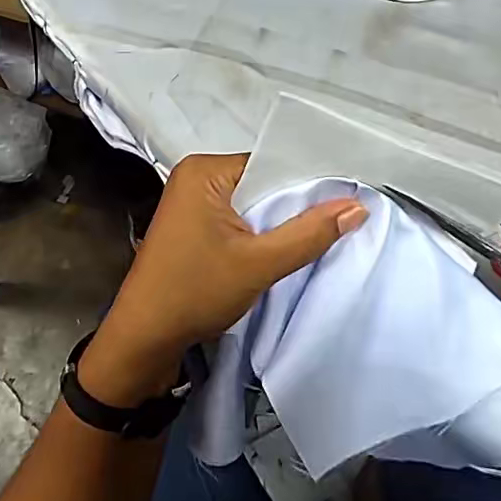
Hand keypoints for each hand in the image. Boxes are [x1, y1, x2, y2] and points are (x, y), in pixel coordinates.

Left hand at [78, 154, 367, 406]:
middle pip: (260, 181)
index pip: (268, 164)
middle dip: (291, 204)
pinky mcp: (190, 223)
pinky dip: (255, 231)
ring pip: (249, 201)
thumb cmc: (194, 292)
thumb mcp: (259, 263)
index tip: (343, 199)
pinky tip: (275, 247)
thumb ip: (309, 234)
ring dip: (273, 221)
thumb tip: (356, 207)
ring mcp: (189, 200)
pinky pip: (234, 215)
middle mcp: (194, 175)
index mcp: (203, 170)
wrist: (143, 336)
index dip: (305, 183)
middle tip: (333, 223)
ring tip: (308, 237)